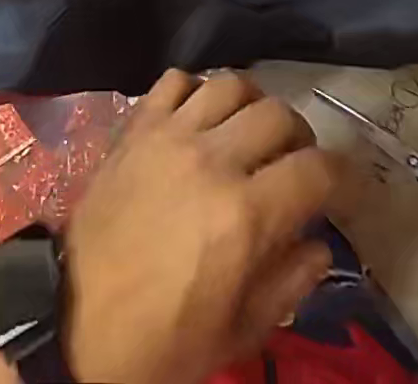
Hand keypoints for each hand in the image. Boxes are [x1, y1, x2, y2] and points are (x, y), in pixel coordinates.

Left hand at [59, 70, 342, 383]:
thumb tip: (319, 242)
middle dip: (300, 137)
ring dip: (252, 105)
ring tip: (249, 131)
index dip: (342, 175)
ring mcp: (169, 135)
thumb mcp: (240, 332)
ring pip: (230, 84)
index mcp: (245, 215)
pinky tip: (199, 118)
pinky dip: (196, 90)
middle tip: (294, 161)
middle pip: (278, 114)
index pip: (317, 169)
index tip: (342, 187)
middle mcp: (212, 160)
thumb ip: (289, 281)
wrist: (75, 316)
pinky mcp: (136, 126)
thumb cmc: (161, 336)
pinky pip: (175, 81)